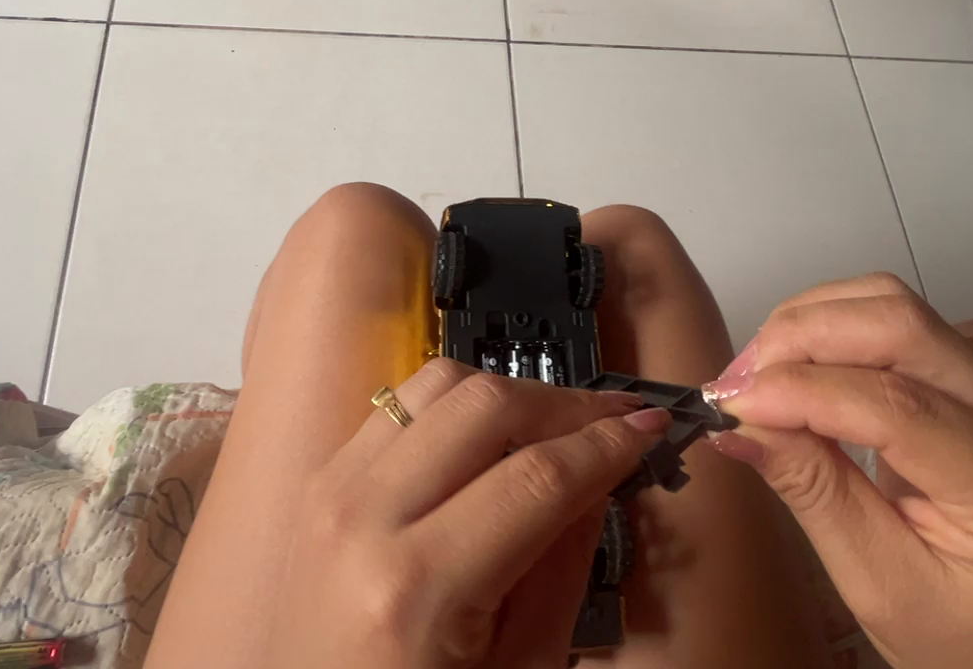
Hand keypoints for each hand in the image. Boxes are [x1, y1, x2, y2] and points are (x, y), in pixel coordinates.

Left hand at [265, 357, 672, 668]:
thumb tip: (601, 471)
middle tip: (613, 418)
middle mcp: (363, 515)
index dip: (604, 444)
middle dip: (563, 403)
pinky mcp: (324, 471)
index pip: (534, 479)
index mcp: (414, 590)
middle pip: (484, 406)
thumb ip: (563, 565)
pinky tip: (490, 432)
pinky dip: (457, 401)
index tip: (647, 426)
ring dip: (510, 390)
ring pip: (440, 383)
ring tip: (556, 423)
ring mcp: (333, 484)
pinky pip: (402, 401)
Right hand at [704, 274, 972, 668]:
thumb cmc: (956, 640)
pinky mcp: (966, 381)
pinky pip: (888, 322)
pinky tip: (789, 367)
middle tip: (736, 383)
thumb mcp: (876, 583)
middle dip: (801, 337)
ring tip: (756, 374)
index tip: (728, 404)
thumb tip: (733, 422)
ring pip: (891, 306)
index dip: (803, 391)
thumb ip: (811, 490)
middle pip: (902, 326)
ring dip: (807, 324)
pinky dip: (822, 328)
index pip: (901, 407)